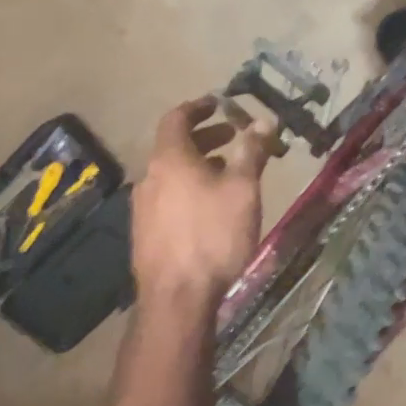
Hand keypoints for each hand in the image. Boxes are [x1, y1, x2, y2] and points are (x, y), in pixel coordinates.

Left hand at [130, 97, 268, 309]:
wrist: (177, 300)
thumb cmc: (213, 234)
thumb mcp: (242, 188)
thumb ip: (252, 151)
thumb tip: (263, 120)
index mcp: (169, 159)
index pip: (177, 118)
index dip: (199, 107)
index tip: (219, 104)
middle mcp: (149, 178)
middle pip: (174, 146)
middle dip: (205, 138)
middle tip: (233, 138)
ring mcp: (142, 209)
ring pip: (171, 175)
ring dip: (198, 166)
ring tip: (228, 175)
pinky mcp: (144, 236)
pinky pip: (168, 199)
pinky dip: (189, 190)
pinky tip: (210, 210)